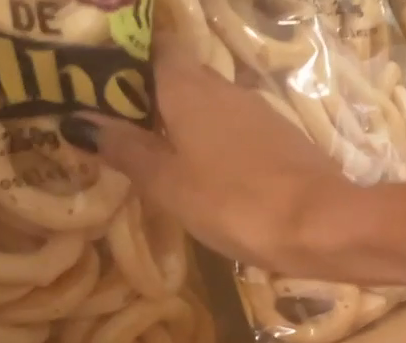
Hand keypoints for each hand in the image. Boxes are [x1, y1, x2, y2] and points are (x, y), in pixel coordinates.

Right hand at [69, 47, 405, 289]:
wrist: (328, 228)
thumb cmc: (239, 203)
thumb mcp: (170, 184)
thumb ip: (126, 150)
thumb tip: (76, 119)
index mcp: (187, 85)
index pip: (148, 51)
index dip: (124, 66)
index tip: (101, 90)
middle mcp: (228, 89)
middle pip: (184, 82)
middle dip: (160, 103)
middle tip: (131, 133)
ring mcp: (267, 118)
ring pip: (219, 113)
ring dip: (197, 131)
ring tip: (173, 161)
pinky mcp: (295, 149)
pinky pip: (248, 141)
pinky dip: (229, 154)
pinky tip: (223, 182)